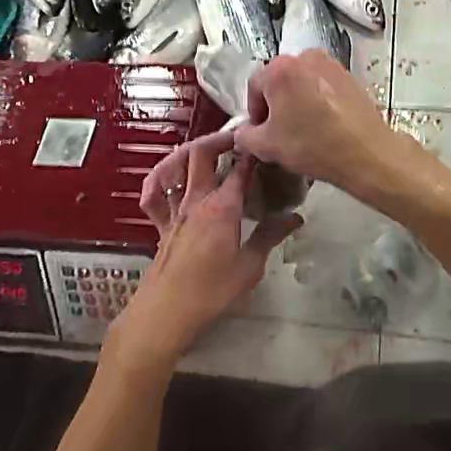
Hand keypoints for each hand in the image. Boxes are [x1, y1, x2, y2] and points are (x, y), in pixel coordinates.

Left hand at [114, 131, 302, 373]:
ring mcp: (175, 211)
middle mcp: (196, 200)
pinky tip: (169, 181)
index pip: (240, 168)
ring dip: (188, 152)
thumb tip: (295, 217)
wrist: (165, 313)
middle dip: (218, 139)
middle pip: (200, 153)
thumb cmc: (212, 291)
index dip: (253, 151)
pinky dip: (158, 183)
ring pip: (174, 166)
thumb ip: (270, 236)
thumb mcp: (250, 266)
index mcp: (222, 207)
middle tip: (237, 138)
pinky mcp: (162, 225)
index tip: (265, 144)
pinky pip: (154, 197)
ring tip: (206, 149)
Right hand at [234, 51, 424, 198]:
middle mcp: (307, 59)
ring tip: (303, 130)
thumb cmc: (316, 145)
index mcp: (281, 69)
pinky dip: (319, 102)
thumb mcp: (268, 146)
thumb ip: (246, 136)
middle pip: (280, 80)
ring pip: (304, 83)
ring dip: (298, 102)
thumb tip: (244, 134)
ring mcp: (332, 66)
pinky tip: (323, 126)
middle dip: (276, 104)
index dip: (254, 110)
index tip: (259, 129)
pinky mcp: (350, 77)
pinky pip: (324, 87)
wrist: (365, 152)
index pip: (255, 85)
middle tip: (279, 131)